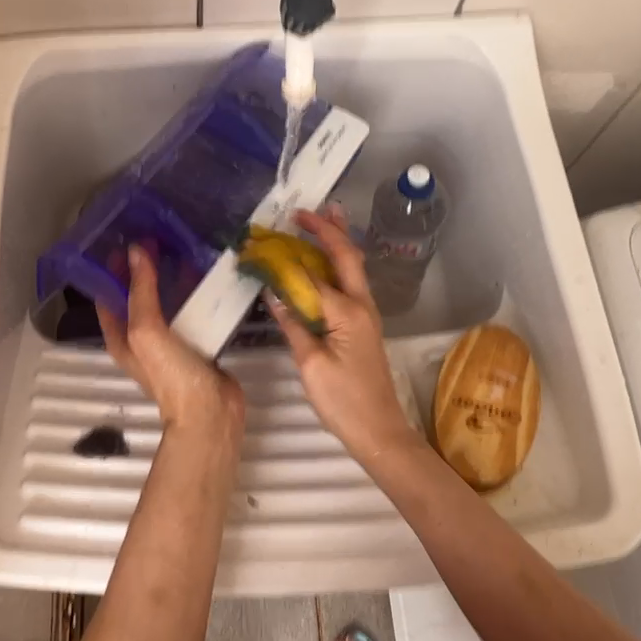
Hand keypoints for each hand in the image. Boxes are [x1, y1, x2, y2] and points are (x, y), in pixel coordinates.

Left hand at [97, 246, 245, 436]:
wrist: (210, 414)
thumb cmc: (171, 375)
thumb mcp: (146, 330)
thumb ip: (141, 291)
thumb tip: (136, 250)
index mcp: (121, 336)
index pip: (108, 294)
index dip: (112, 267)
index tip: (124, 237)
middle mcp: (142, 337)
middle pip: (138, 295)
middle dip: (144, 267)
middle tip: (157, 234)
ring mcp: (170, 341)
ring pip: (168, 301)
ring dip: (173, 276)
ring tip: (183, 245)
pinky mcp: (196, 343)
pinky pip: (193, 311)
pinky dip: (197, 293)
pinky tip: (208, 273)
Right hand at [268, 208, 421, 462]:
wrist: (379, 430)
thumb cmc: (343, 401)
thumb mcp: (311, 365)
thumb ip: (293, 326)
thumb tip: (274, 295)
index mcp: (347, 312)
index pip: (312, 275)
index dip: (286, 258)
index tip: (261, 244)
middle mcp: (361, 306)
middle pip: (347, 256)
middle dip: (327, 230)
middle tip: (304, 211)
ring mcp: (366, 315)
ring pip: (353, 267)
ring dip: (338, 241)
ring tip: (326, 217)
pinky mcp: (363, 326)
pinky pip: (350, 284)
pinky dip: (339, 264)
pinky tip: (329, 260)